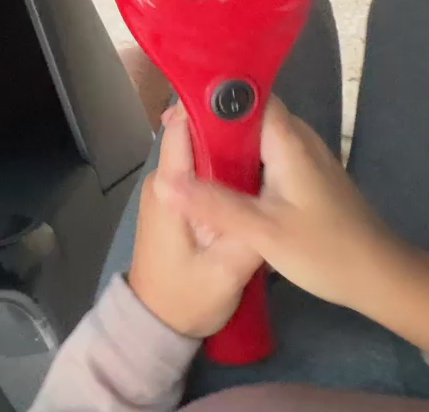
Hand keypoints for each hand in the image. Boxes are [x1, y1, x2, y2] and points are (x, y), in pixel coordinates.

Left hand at [126, 104, 265, 337]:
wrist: (157, 327)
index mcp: (168, 187)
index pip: (182, 128)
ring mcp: (168, 190)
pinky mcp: (176, 202)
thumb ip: (247, 232)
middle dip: (229, 128)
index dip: (210, 108)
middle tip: (272, 129)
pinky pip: (200, 171)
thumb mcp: (225, 273)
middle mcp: (163, 179)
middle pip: (195, 137)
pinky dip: (223, 169)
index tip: (247, 100)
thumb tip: (272, 193)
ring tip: (269, 150)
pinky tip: (251, 178)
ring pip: (200, 154)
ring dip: (229, 150)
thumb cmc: (186, 298)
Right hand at [155, 98, 428, 354]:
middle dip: (209, 121)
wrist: (382, 277)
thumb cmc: (327, 250)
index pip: (243, 95)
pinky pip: (264, 150)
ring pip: (253, 133)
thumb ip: (215, 205)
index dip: (208, 98)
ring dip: (223, 142)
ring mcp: (303, 153)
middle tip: (173, 138)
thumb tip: (165, 184)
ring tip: (187, 157)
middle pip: (245, 112)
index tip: (175, 116)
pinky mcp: (305, 172)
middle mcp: (296, 135)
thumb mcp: (265, 232)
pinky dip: (239, 159)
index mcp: (287, 137)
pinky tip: (220, 179)